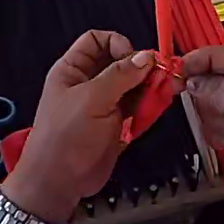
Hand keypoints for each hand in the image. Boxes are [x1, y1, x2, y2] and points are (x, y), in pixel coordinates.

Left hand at [4, 31, 167, 221]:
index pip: (96, 41)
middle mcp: (88, 83)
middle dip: (139, 65)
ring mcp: (104, 103)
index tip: (133, 57)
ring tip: (164, 88)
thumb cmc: (64, 138)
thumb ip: (119, 76)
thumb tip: (144, 57)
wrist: (59, 182)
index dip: (116, 43)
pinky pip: (137, 104)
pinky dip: (149, 103)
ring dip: (149, 84)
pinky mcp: (117, 122)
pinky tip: (159, 103)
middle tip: (157, 73)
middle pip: (119, 61)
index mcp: (72, 70)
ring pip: (132, 83)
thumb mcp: (91, 100)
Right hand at [179, 46, 223, 189]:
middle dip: (209, 102)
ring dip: (217, 122)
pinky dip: (223, 134)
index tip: (174, 76)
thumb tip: (191, 79)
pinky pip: (220, 123)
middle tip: (216, 114)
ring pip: (212, 106)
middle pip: (209, 82)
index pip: (215, 55)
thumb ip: (214, 87)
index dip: (192, 63)